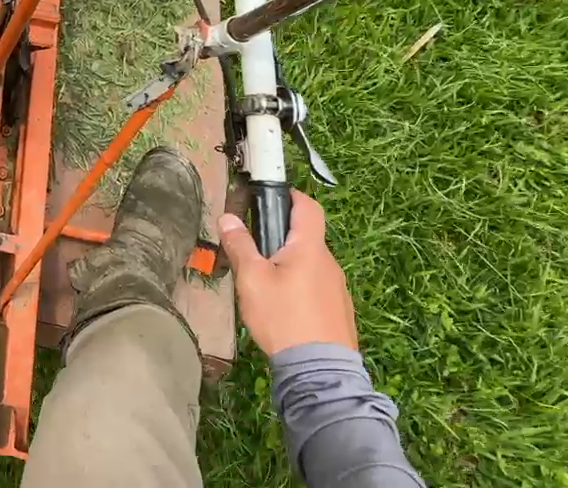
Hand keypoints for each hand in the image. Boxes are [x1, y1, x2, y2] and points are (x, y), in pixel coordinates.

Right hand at [217, 190, 358, 354]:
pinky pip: (315, 287)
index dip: (290, 195)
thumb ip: (240, 246)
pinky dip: (298, 287)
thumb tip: (229, 218)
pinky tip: (281, 308)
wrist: (320, 373)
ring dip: (288, 264)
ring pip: (309, 264)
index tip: (268, 197)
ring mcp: (337, 289)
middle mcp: (328, 263)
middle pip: (305, 237)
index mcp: (309, 249)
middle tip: (252, 249)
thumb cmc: (283, 316)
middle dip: (279, 237)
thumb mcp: (252, 278)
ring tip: (262, 284)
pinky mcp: (338, 312)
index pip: (308, 207)